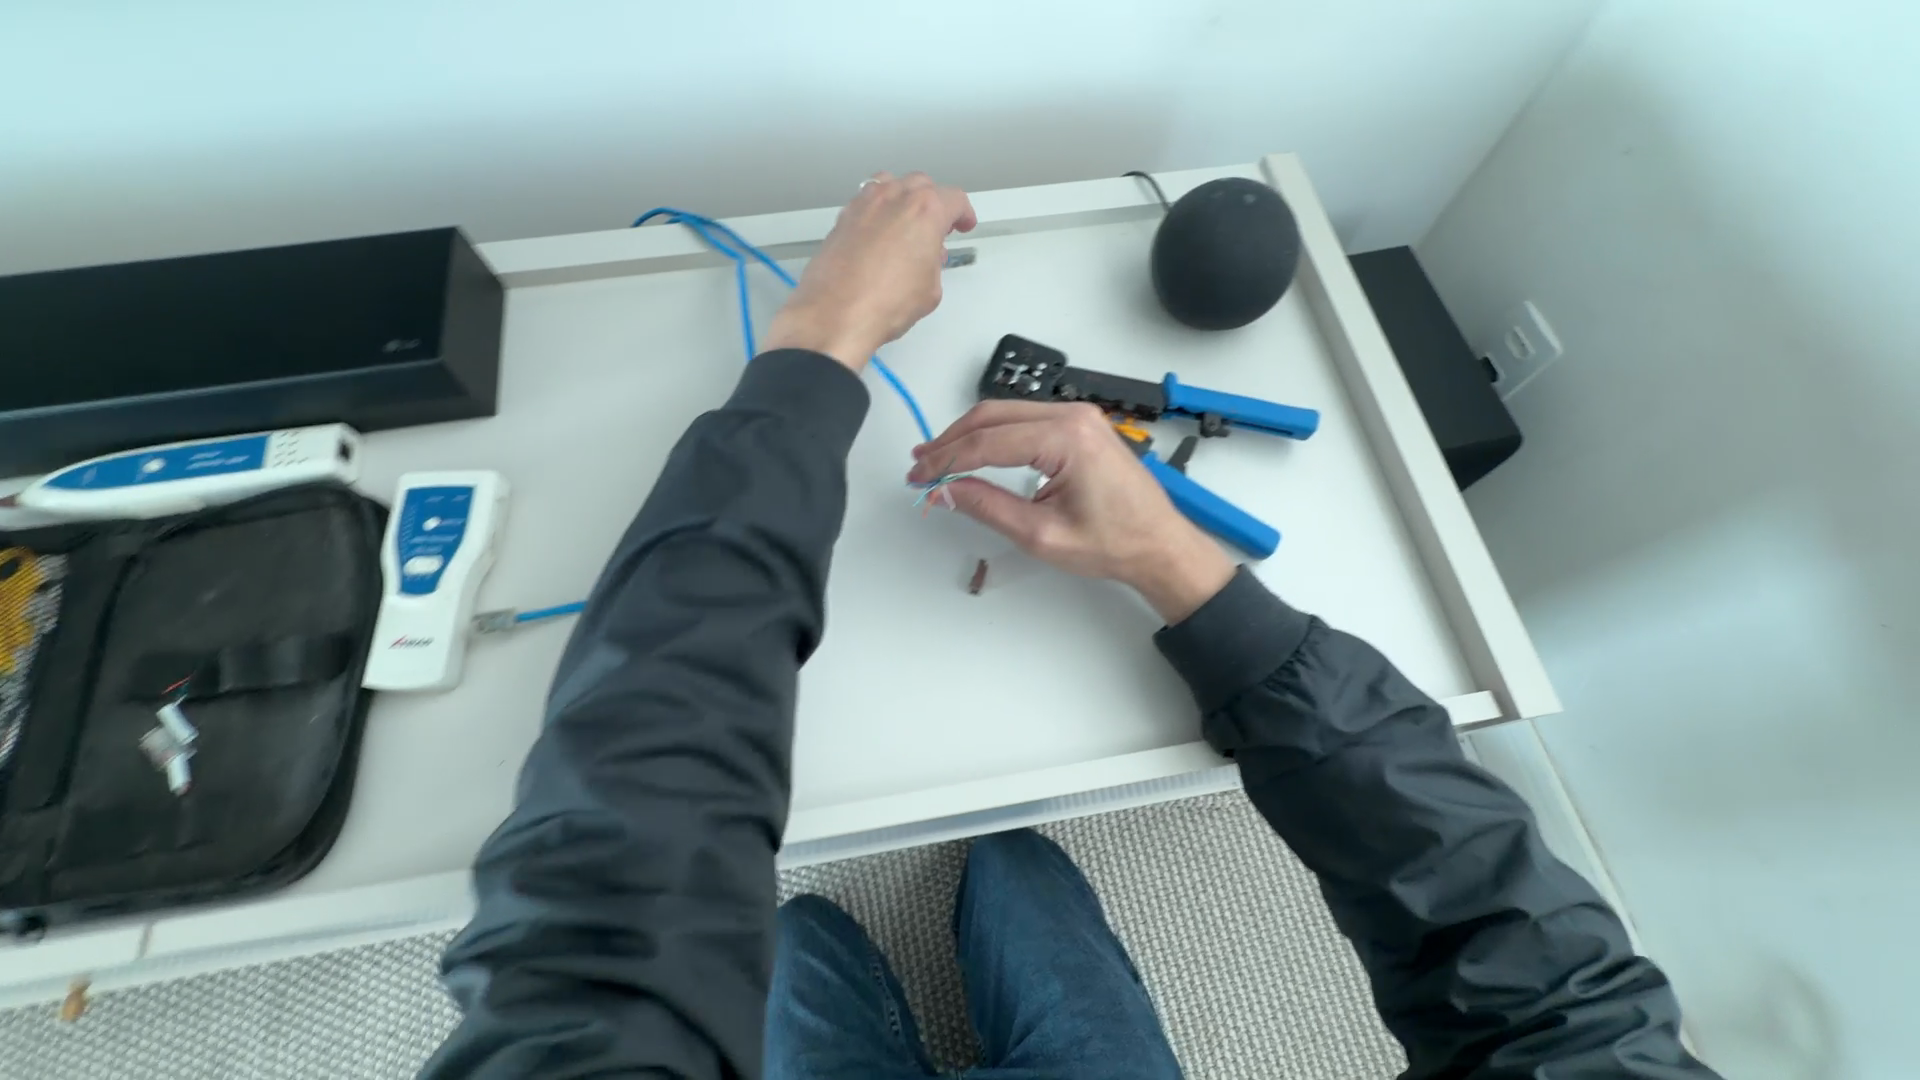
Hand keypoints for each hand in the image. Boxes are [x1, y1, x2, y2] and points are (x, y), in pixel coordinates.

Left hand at [763, 172, 976, 371]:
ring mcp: (864, 205)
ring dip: (903, 200)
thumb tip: (925, 261)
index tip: (963, 224)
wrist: (836, 314)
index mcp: (925, 210)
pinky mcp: (842, 219)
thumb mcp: (930, 291)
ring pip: (890, 186)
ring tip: (906, 226)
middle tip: (937, 228)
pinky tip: (879, 236)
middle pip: (921, 185)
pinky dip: (878, 213)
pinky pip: (866, 203)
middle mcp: (893, 198)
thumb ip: (933, 265)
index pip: (953, 199)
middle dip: (933, 204)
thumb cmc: (884, 302)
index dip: (962, 214)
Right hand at [907, 401, 1236, 623]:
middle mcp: (1073, 415)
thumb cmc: (1113, 544)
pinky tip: (975, 451)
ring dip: (969, 434)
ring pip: (1006, 413)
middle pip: (992, 416)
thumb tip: (944, 491)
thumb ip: (988, 507)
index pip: (987, 442)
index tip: (918, 478)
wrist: (1160, 544)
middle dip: (951, 441)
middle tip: (920, 465)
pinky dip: (995, 434)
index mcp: (1066, 438)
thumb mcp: (1042, 535)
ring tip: (938, 459)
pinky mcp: (1081, 425)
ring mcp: (1079, 416)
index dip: (945, 461)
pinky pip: (1026, 419)